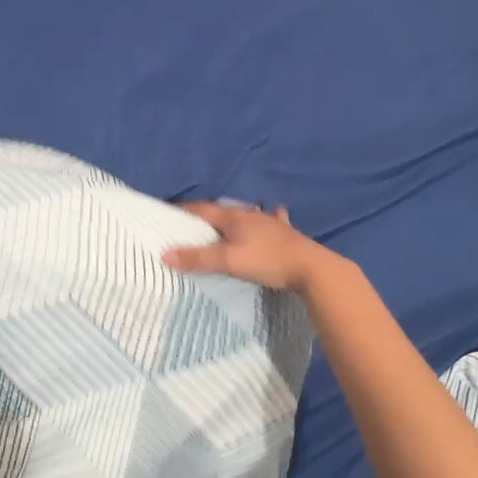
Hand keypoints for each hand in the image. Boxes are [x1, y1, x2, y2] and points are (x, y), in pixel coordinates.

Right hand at [163, 201, 347, 291]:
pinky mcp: (286, 233)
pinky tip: (274, 214)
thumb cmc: (267, 261)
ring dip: (235, 216)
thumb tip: (165, 254)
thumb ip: (197, 259)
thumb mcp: (229, 261)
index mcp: (234, 217)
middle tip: (193, 222)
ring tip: (227, 219)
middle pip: (224, 211)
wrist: (312, 268)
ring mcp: (271, 222)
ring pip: (248, 214)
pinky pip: (272, 221)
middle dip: (208, 214)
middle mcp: (251, 214)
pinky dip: (267, 219)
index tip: (170, 213)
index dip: (185, 211)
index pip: (202, 209)